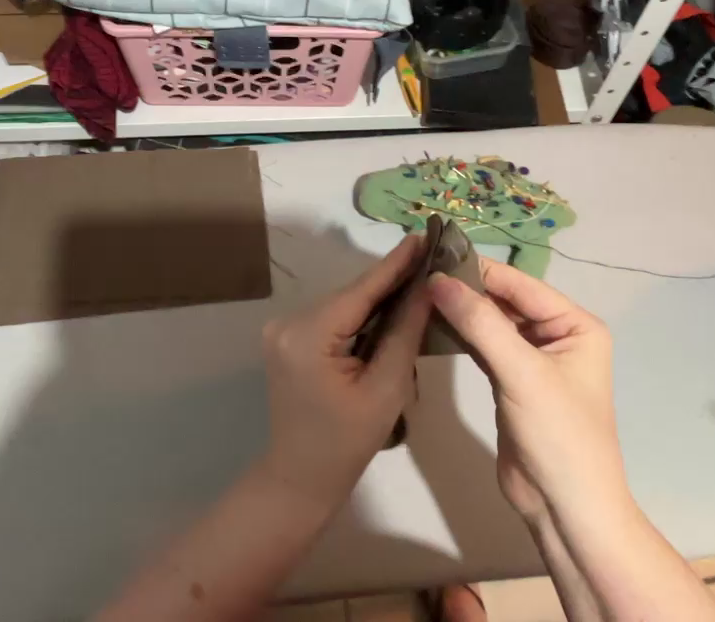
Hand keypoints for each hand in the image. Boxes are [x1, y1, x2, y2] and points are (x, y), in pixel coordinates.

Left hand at [259, 236, 432, 510]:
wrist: (300, 477)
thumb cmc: (347, 442)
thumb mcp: (385, 389)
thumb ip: (404, 333)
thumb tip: (426, 288)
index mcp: (307, 334)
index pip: (360, 291)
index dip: (395, 264)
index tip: (422, 235)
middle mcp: (288, 321)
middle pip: (351, 296)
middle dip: (391, 283)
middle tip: (431, 261)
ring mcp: (283, 329)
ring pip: (343, 306)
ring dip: (377, 301)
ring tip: (418, 283)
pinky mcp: (288, 338)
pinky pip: (332, 319)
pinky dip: (359, 317)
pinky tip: (390, 311)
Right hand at [428, 261, 627, 523]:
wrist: (565, 509)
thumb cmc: (558, 435)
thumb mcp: (522, 373)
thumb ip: (480, 323)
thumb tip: (436, 279)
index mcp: (574, 324)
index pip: (519, 283)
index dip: (476, 268)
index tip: (431, 253)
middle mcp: (556, 334)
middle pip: (503, 299)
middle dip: (463, 287)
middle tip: (416, 271)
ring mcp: (531, 359)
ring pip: (489, 322)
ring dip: (457, 310)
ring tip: (416, 290)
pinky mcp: (509, 381)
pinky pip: (481, 345)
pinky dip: (457, 335)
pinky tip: (429, 323)